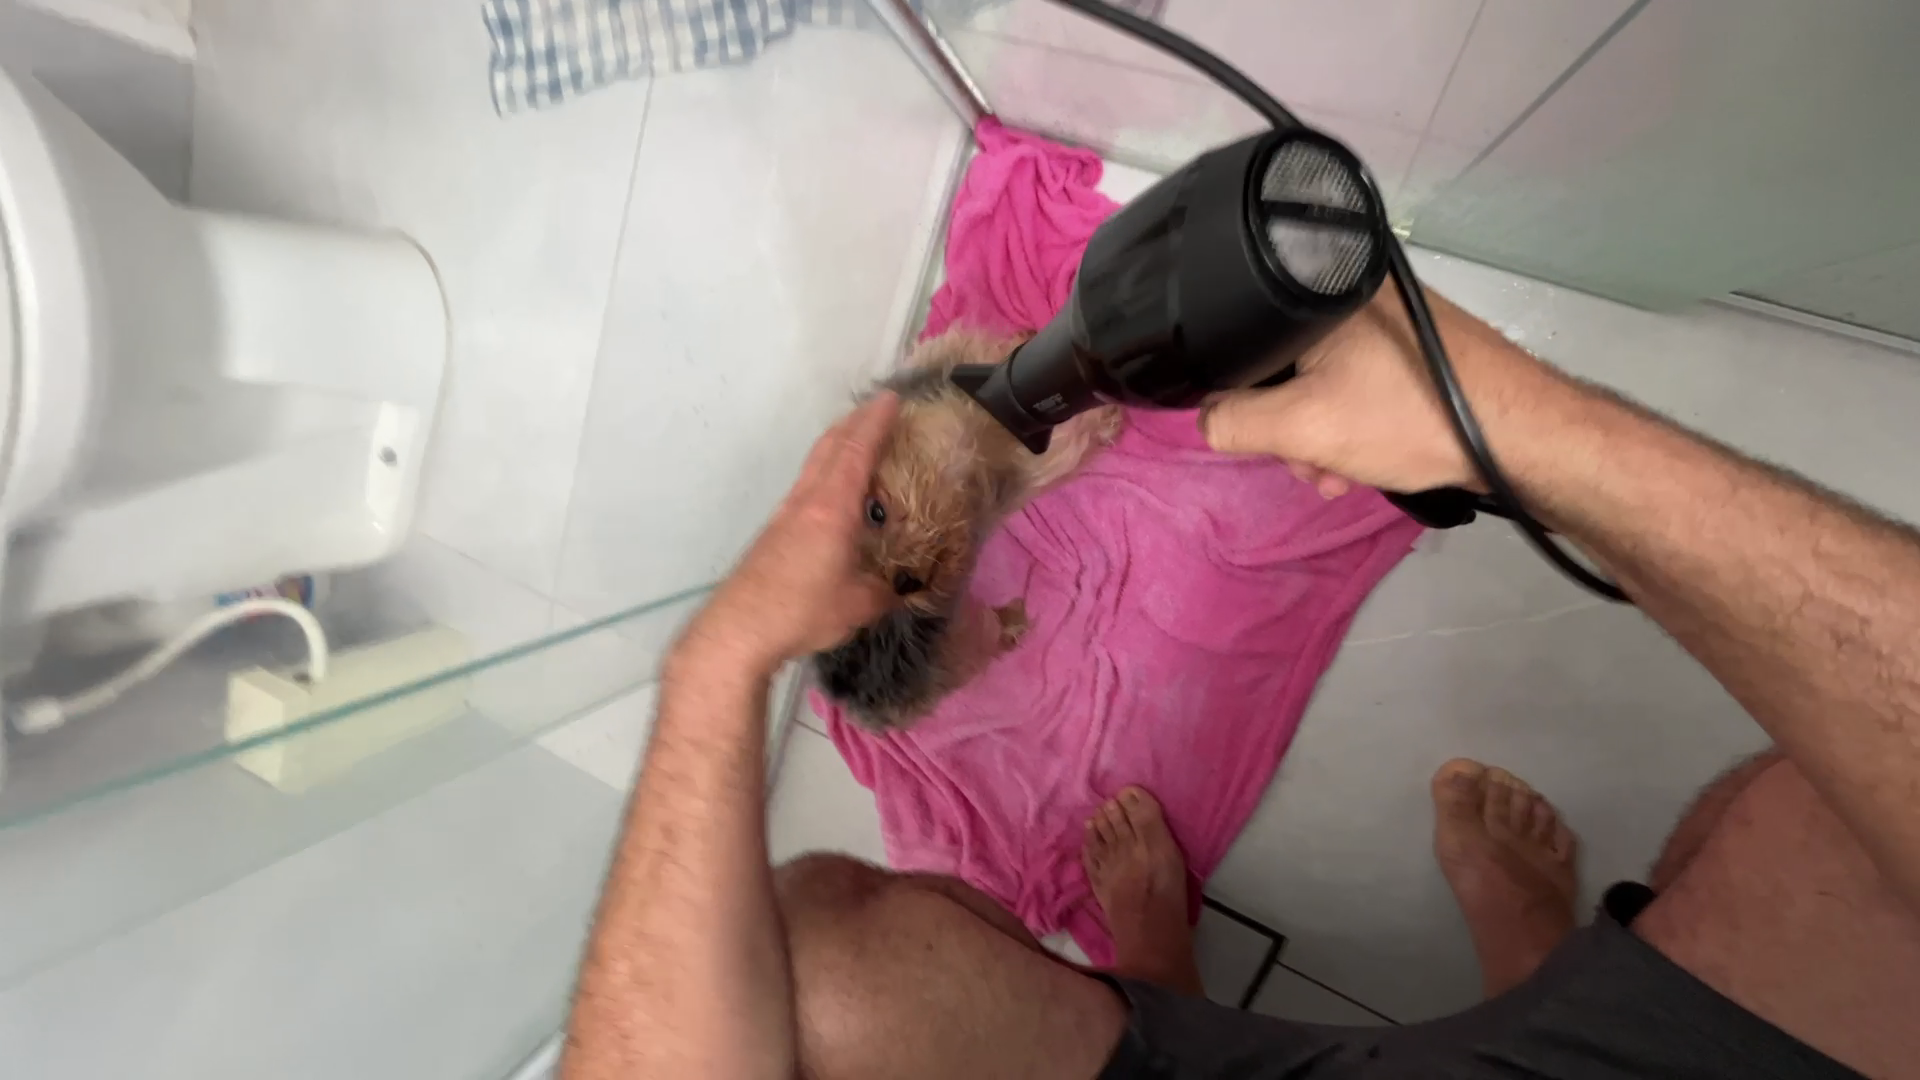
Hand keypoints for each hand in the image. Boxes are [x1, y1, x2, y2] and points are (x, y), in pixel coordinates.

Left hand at [681, 394, 901, 674]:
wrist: (739, 629)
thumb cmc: (802, 610)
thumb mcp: (860, 604)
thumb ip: (888, 591)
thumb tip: (907, 588)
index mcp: (831, 508)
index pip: (856, 451)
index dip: (875, 422)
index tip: (892, 399)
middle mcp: (806, 501)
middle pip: (829, 447)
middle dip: (855, 423)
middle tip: (878, 410)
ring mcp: (786, 514)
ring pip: (815, 464)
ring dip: (838, 446)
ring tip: (860, 444)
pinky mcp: (775, 532)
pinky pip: (807, 486)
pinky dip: (827, 472)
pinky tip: (837, 494)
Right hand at [1199, 284, 1547, 496]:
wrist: (1524, 437)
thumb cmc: (1408, 419)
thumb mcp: (1300, 428)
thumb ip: (1232, 424)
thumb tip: (1205, 421)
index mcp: (1321, 292)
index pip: (1244, 345)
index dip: (1240, 399)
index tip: (1262, 439)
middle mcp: (1355, 296)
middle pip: (1282, 369)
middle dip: (1286, 428)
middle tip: (1308, 465)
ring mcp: (1388, 323)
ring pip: (1318, 383)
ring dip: (1315, 436)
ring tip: (1337, 474)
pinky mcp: (1412, 348)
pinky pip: (1352, 385)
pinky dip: (1345, 425)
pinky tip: (1358, 461)